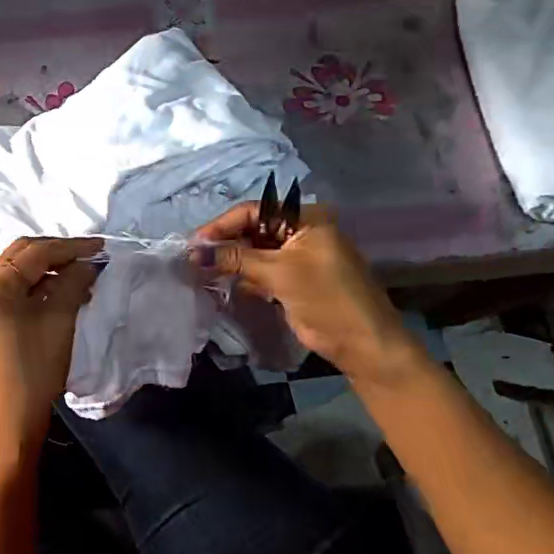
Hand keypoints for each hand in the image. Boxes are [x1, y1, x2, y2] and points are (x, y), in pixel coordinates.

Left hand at [0, 237, 101, 446]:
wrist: (14, 417)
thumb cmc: (36, 367)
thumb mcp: (59, 319)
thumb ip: (73, 282)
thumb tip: (87, 264)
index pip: (33, 253)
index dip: (70, 247)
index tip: (101, 248)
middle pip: (20, 256)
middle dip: (56, 254)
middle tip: (90, 257)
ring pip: (16, 272)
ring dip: (48, 270)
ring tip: (81, 276)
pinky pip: (13, 291)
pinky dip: (38, 287)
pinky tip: (62, 292)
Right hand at [196, 202, 420, 384]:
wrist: (362, 342)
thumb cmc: (327, 298)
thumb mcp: (280, 272)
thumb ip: (236, 258)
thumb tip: (194, 253)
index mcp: (306, 218)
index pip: (254, 211)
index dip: (222, 225)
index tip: (194, 242)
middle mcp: (300, 232)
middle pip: (252, 230)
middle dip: (223, 243)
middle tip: (192, 258)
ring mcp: (296, 257)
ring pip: (252, 252)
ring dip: (228, 260)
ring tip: (197, 270)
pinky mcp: (291, 280)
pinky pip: (259, 271)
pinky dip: (239, 276)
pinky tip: (216, 282)